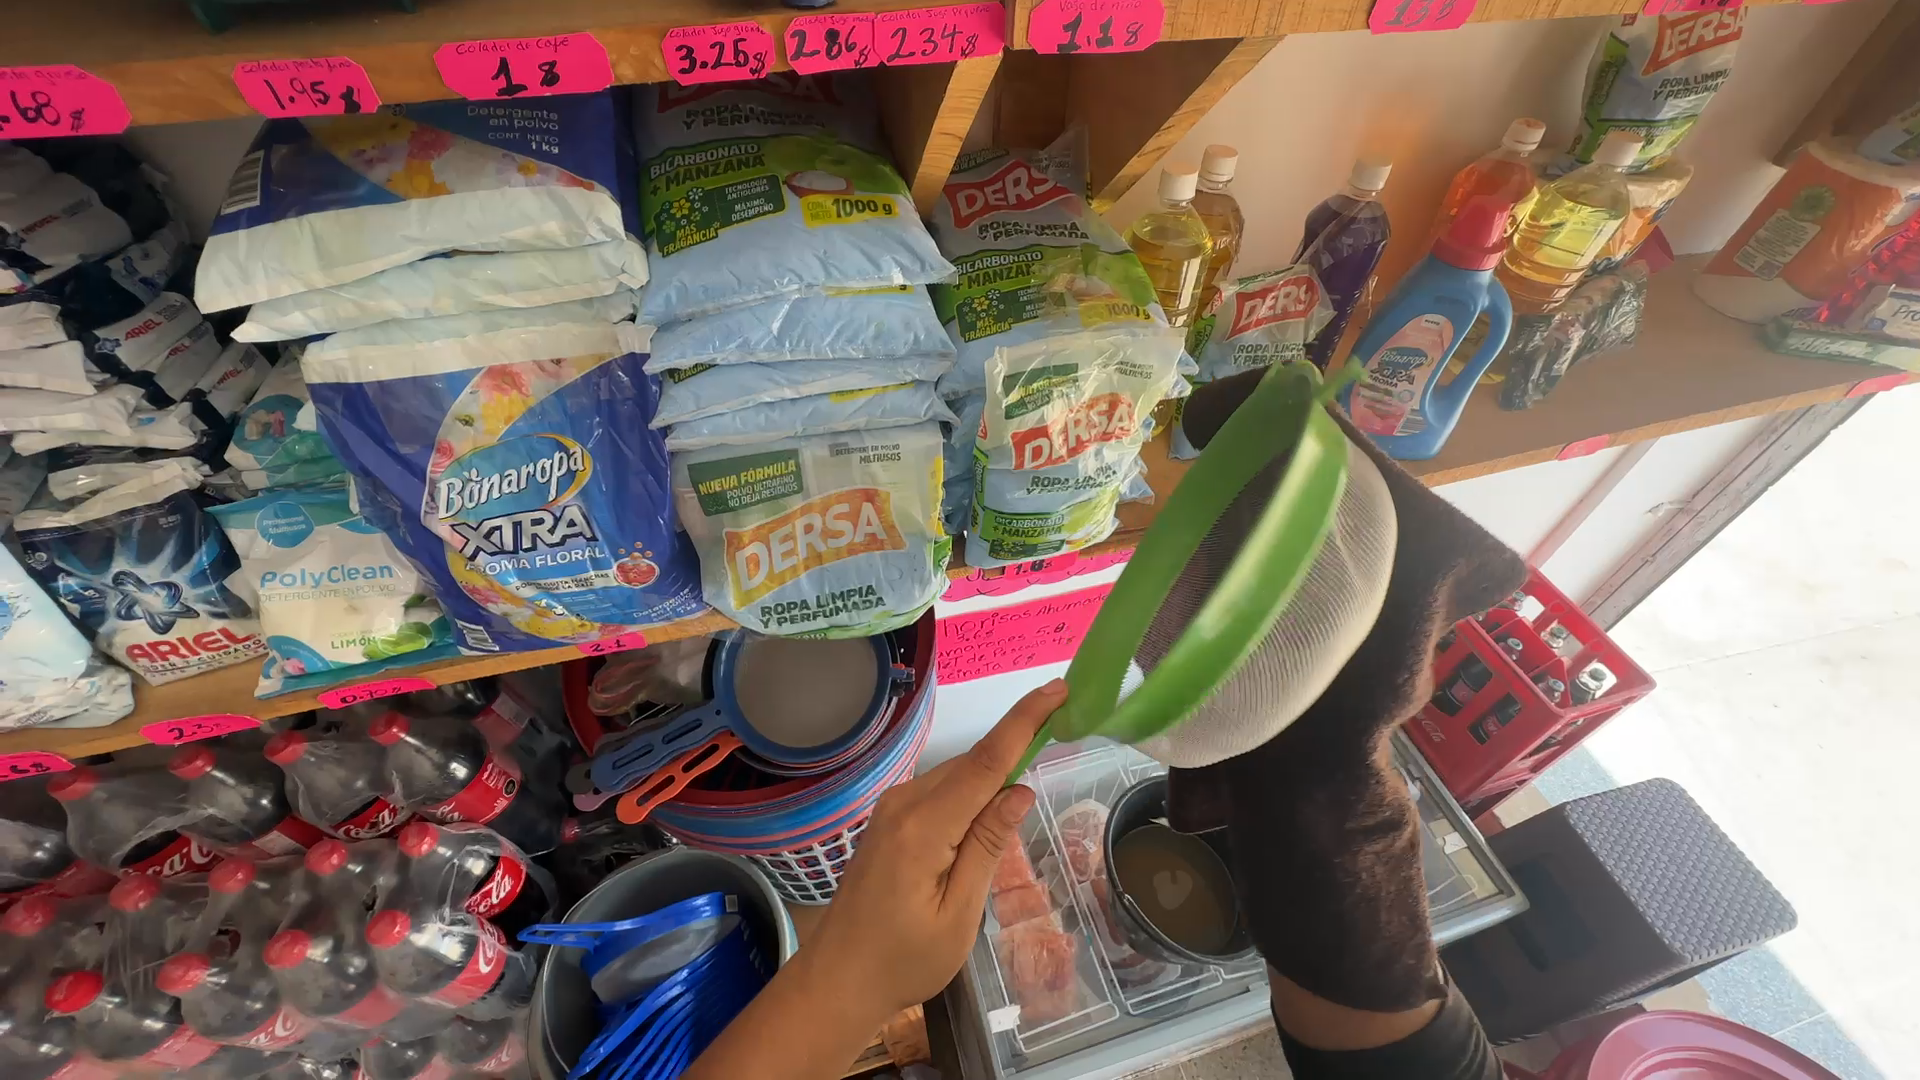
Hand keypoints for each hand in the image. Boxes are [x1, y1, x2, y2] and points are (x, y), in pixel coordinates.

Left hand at [808, 678, 1064, 1019]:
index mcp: (924, 827)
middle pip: (973, 765)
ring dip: (993, 778)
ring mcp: (893, 806)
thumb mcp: (959, 915)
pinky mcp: (891, 817)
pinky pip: (941, 792)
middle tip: (1058, 743)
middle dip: (1016, 749)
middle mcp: (905, 802)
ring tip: (1020, 806)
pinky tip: (983, 822)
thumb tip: (1020, 789)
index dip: (1024, 720)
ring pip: (957, 776)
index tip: (1057, 688)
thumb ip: (988, 846)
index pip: (985, 761)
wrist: (836, 978)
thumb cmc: (903, 960)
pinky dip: (970, 793)